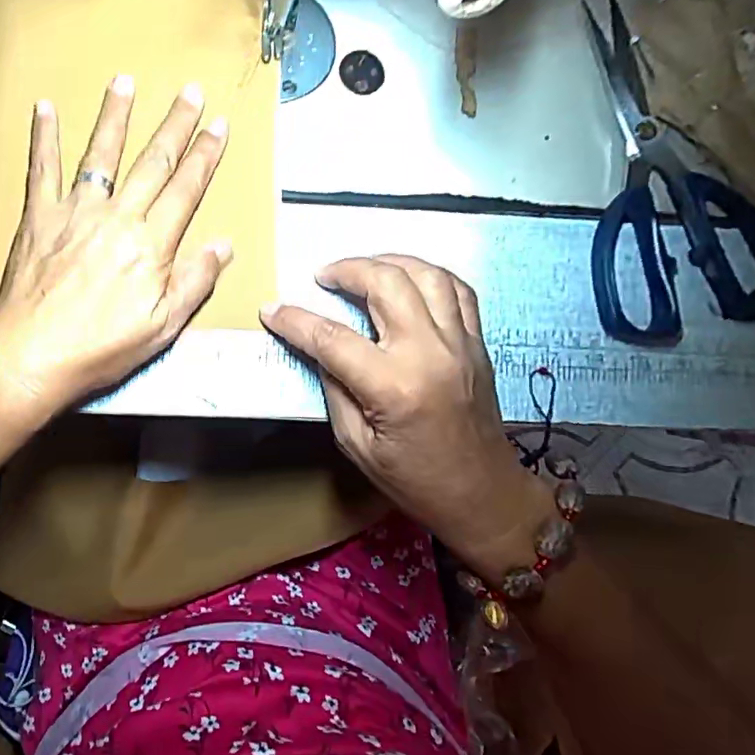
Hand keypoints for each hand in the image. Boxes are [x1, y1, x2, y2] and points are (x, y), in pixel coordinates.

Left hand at [0, 75, 233, 418]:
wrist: (32, 354)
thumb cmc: (97, 349)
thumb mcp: (162, 328)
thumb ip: (194, 283)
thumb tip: (221, 245)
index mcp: (150, 245)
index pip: (186, 189)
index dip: (205, 155)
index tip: (217, 127)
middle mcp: (116, 219)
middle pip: (151, 162)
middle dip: (174, 125)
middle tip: (188, 92)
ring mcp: (75, 214)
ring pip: (101, 155)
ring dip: (115, 117)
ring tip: (125, 82)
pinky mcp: (38, 219)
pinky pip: (42, 170)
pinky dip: (44, 138)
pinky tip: (45, 109)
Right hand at [260, 256, 552, 574]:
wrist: (483, 493)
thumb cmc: (414, 479)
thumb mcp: (356, 443)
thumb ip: (335, 389)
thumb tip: (318, 349)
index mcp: (393, 386)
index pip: (332, 338)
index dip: (295, 321)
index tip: (271, 311)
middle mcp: (429, 353)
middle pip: (386, 284)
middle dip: (346, 271)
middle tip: (322, 276)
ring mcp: (460, 343)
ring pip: (426, 275)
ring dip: (388, 261)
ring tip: (362, 268)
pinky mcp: (477, 342)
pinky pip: (457, 289)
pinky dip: (427, 275)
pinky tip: (406, 279)